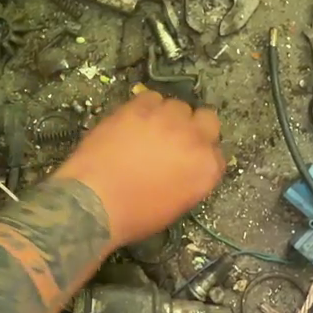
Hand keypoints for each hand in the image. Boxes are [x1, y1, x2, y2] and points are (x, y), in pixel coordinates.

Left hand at [52, 89, 225, 247]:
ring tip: (147, 131)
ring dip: (167, 117)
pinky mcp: (139, 108)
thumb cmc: (134, 214)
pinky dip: (145, 108)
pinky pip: (151, 98)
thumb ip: (190, 179)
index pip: (216, 153)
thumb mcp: (175, 205)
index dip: (200, 153)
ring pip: (177, 106)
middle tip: (173, 139)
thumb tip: (185, 166)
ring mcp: (167, 119)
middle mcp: (194, 139)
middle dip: (193, 127)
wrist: (95, 201)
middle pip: (206, 120)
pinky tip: (132, 122)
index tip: (186, 158)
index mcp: (206, 168)